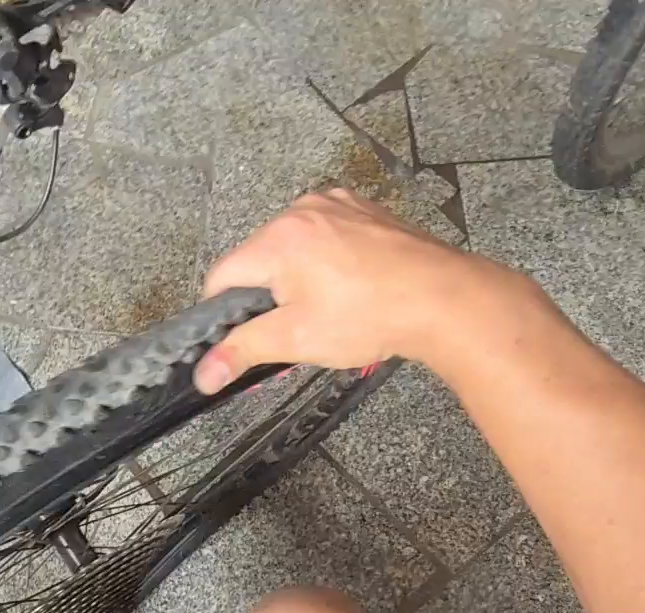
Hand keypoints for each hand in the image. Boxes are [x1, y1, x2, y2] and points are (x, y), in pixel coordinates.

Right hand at [194, 189, 559, 392]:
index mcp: (277, 238)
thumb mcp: (293, 339)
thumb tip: (202, 375)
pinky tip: (344, 286)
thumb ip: (241, 351)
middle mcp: (302, 210)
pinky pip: (324, 234)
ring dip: (292, 277)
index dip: (221, 312)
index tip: (239, 337)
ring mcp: (337, 204)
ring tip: (323, 308)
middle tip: (289, 327)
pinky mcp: (363, 209)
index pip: (221, 276)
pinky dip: (323, 260)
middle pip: (255, 258)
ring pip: (290, 247)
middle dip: (262, 294)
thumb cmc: (366, 317)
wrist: (443, 299)